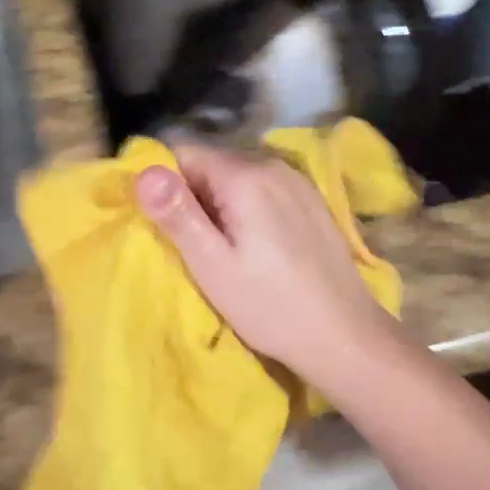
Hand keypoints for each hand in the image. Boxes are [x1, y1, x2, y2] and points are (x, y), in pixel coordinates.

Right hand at [134, 143, 396, 380]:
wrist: (346, 336)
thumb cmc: (270, 306)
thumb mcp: (213, 266)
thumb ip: (177, 214)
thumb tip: (143, 172)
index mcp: (244, 175)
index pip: (183, 153)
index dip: (165, 185)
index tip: (163, 224)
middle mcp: (272, 164)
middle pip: (211, 163)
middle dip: (192, 195)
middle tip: (193, 246)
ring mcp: (296, 180)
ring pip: (236, 177)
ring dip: (219, 203)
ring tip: (223, 250)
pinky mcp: (311, 199)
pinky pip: (262, 189)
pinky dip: (247, 208)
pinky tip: (256, 248)